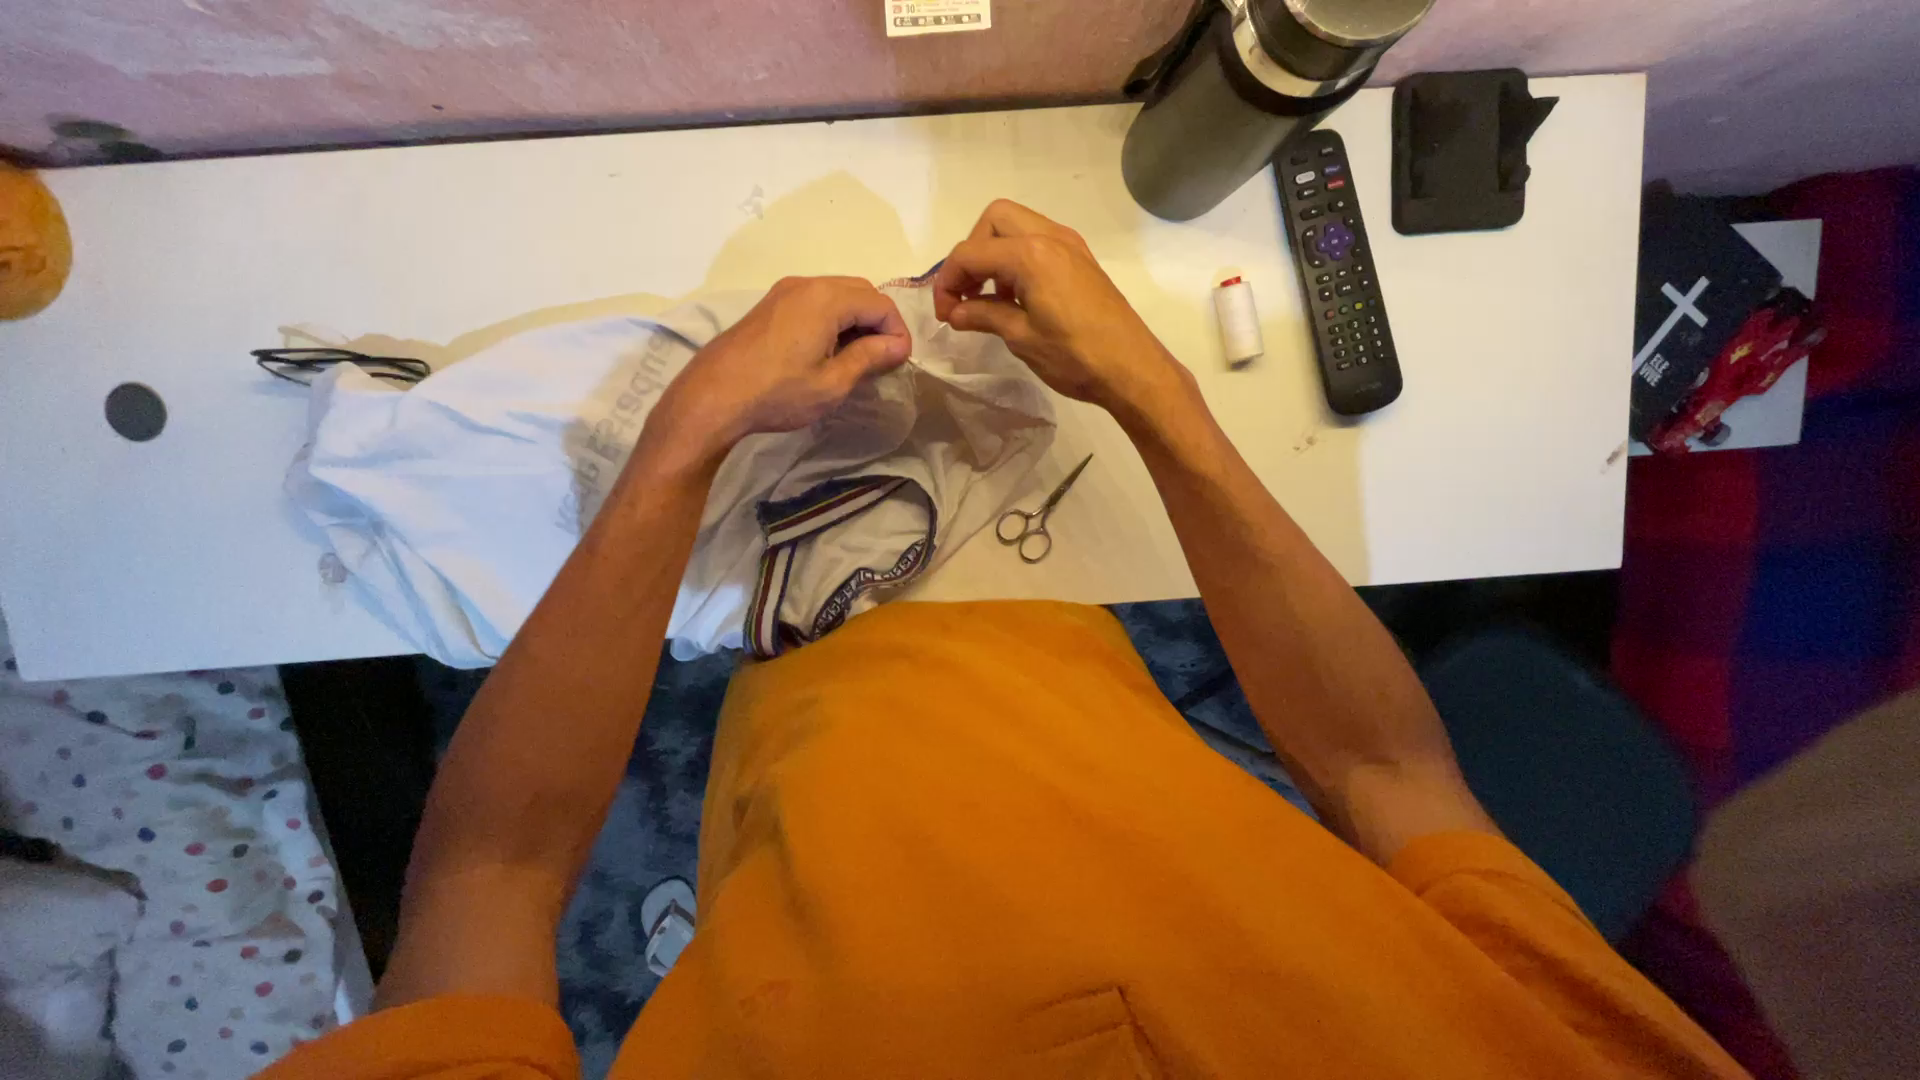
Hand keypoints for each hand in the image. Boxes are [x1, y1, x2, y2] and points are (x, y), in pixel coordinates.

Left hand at [647, 276, 911, 466]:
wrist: (714, 396)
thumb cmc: (778, 393)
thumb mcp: (832, 383)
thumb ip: (869, 358)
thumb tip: (898, 345)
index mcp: (826, 299)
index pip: (880, 303)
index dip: (897, 331)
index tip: (899, 361)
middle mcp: (807, 284)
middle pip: (860, 291)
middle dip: (878, 321)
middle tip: (883, 358)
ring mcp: (785, 291)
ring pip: (837, 294)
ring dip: (856, 320)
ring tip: (858, 358)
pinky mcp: (771, 304)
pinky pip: (816, 301)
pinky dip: (833, 318)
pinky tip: (829, 350)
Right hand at [932, 200, 1189, 415]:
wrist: (1132, 369)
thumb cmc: (1075, 357)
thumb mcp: (1021, 338)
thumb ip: (983, 316)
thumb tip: (955, 312)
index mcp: (1031, 254)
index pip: (971, 252)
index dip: (948, 281)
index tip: (944, 314)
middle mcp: (1050, 237)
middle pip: (994, 220)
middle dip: (972, 252)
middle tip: (965, 293)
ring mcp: (1069, 245)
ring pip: (1018, 226)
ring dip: (995, 253)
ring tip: (990, 299)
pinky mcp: (1081, 259)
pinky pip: (1039, 241)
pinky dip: (1018, 258)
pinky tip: (1017, 297)